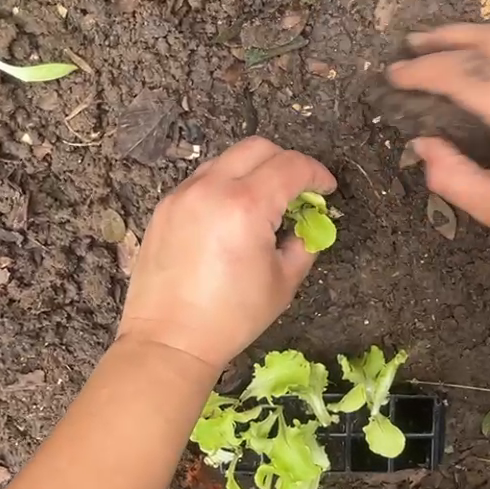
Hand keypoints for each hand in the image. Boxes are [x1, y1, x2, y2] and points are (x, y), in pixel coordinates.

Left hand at [117, 137, 336, 373]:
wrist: (169, 340)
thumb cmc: (230, 318)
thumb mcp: (283, 283)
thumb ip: (302, 244)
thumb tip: (305, 228)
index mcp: (245, 207)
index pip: (291, 167)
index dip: (316, 174)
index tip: (325, 188)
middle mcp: (211, 190)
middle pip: (258, 148)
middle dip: (285, 163)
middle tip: (298, 192)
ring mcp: (182, 196)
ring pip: (226, 161)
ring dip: (252, 173)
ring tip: (263, 207)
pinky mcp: (164, 208)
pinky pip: (202, 182)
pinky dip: (224, 188)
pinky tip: (231, 220)